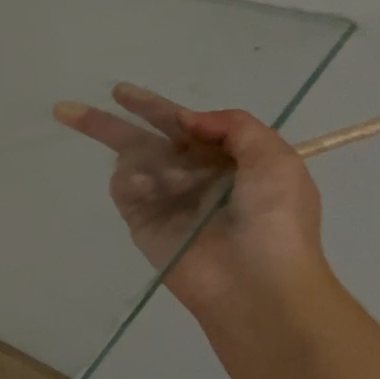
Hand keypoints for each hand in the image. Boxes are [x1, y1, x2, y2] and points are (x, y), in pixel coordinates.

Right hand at [54, 83, 330, 316]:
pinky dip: (132, 178)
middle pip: (149, 134)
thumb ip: (235, 126)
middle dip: (123, 114)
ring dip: (138, 152)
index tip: (162, 107)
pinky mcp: (140, 216)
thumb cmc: (274, 220)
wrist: (256, 283)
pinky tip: (147, 186)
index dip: (166, 109)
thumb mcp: (278, 162)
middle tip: (101, 95)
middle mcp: (193, 174)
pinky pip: (124, 185)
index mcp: (228, 162)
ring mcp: (164, 196)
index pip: (188, 125)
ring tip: (160, 179)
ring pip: (133, 155)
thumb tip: (186, 120)